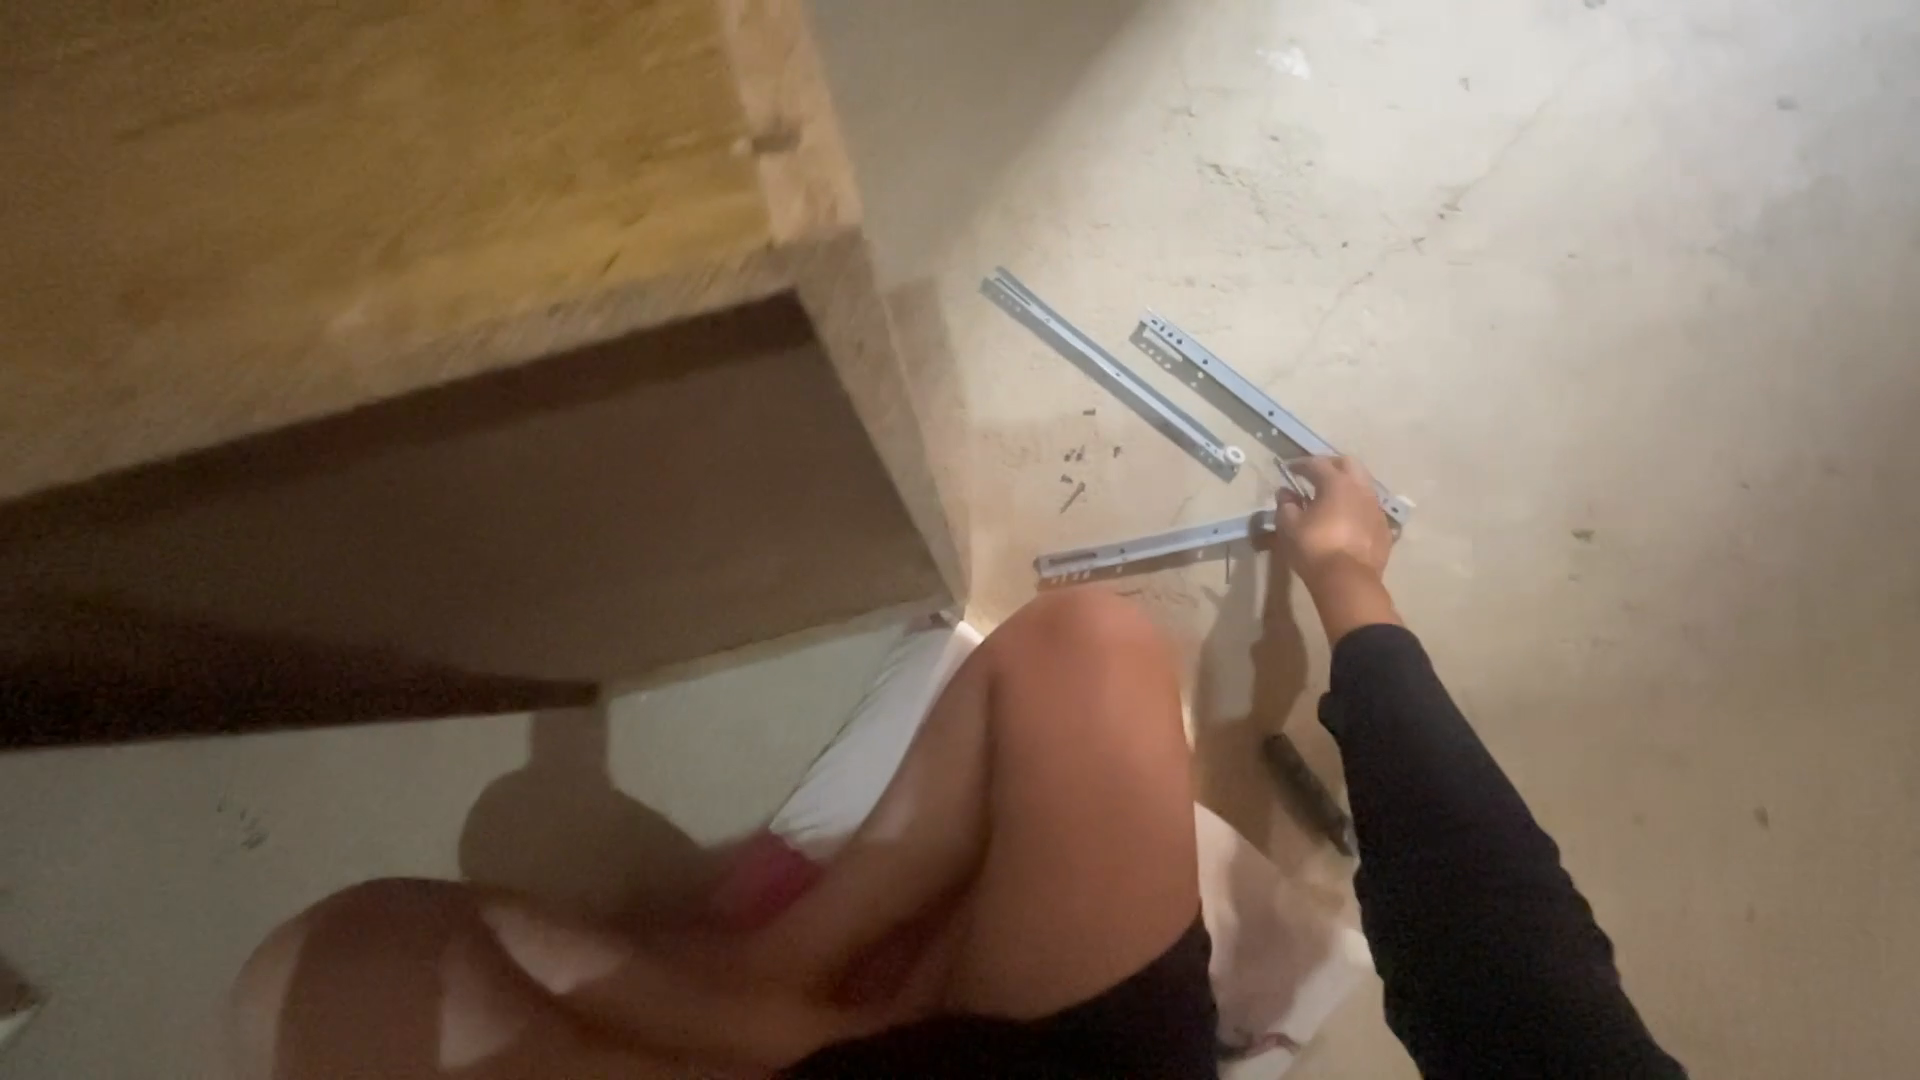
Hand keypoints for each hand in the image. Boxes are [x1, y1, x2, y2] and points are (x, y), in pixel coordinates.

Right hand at [1272, 456, 1401, 641]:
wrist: (1347, 579)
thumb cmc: (1313, 548)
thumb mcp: (1288, 525)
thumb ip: (1286, 504)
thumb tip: (1285, 492)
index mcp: (1336, 484)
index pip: (1317, 463)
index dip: (1301, 464)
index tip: (1289, 468)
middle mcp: (1361, 489)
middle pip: (1348, 464)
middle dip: (1330, 464)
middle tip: (1314, 474)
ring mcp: (1376, 508)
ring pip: (1363, 484)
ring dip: (1346, 484)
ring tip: (1330, 496)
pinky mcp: (1383, 527)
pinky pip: (1369, 507)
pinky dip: (1356, 505)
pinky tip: (1345, 518)